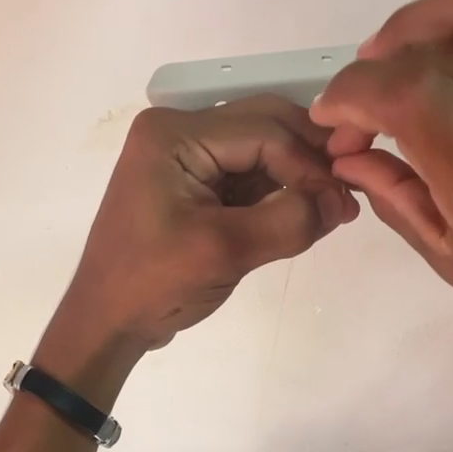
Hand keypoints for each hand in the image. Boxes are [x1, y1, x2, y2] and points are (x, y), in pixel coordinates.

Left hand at [35, 97, 356, 404]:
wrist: (107, 323)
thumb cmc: (153, 284)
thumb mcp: (224, 251)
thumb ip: (288, 221)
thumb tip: (341, 202)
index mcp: (175, 134)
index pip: (265, 130)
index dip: (310, 164)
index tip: (344, 203)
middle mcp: (178, 132)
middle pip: (265, 128)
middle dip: (308, 163)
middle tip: (346, 200)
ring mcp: (184, 158)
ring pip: (260, 153)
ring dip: (296, 180)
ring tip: (330, 213)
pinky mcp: (191, 186)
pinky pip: (245, 178)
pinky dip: (275, 195)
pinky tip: (302, 217)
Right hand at [309, 0, 452, 363]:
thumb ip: (399, 200)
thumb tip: (352, 158)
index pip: (410, 91)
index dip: (352, 91)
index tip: (331, 116)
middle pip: (435, 40)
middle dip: (374, 67)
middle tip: (359, 109)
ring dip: (418, 26)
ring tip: (394, 69)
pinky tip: (446, 84)